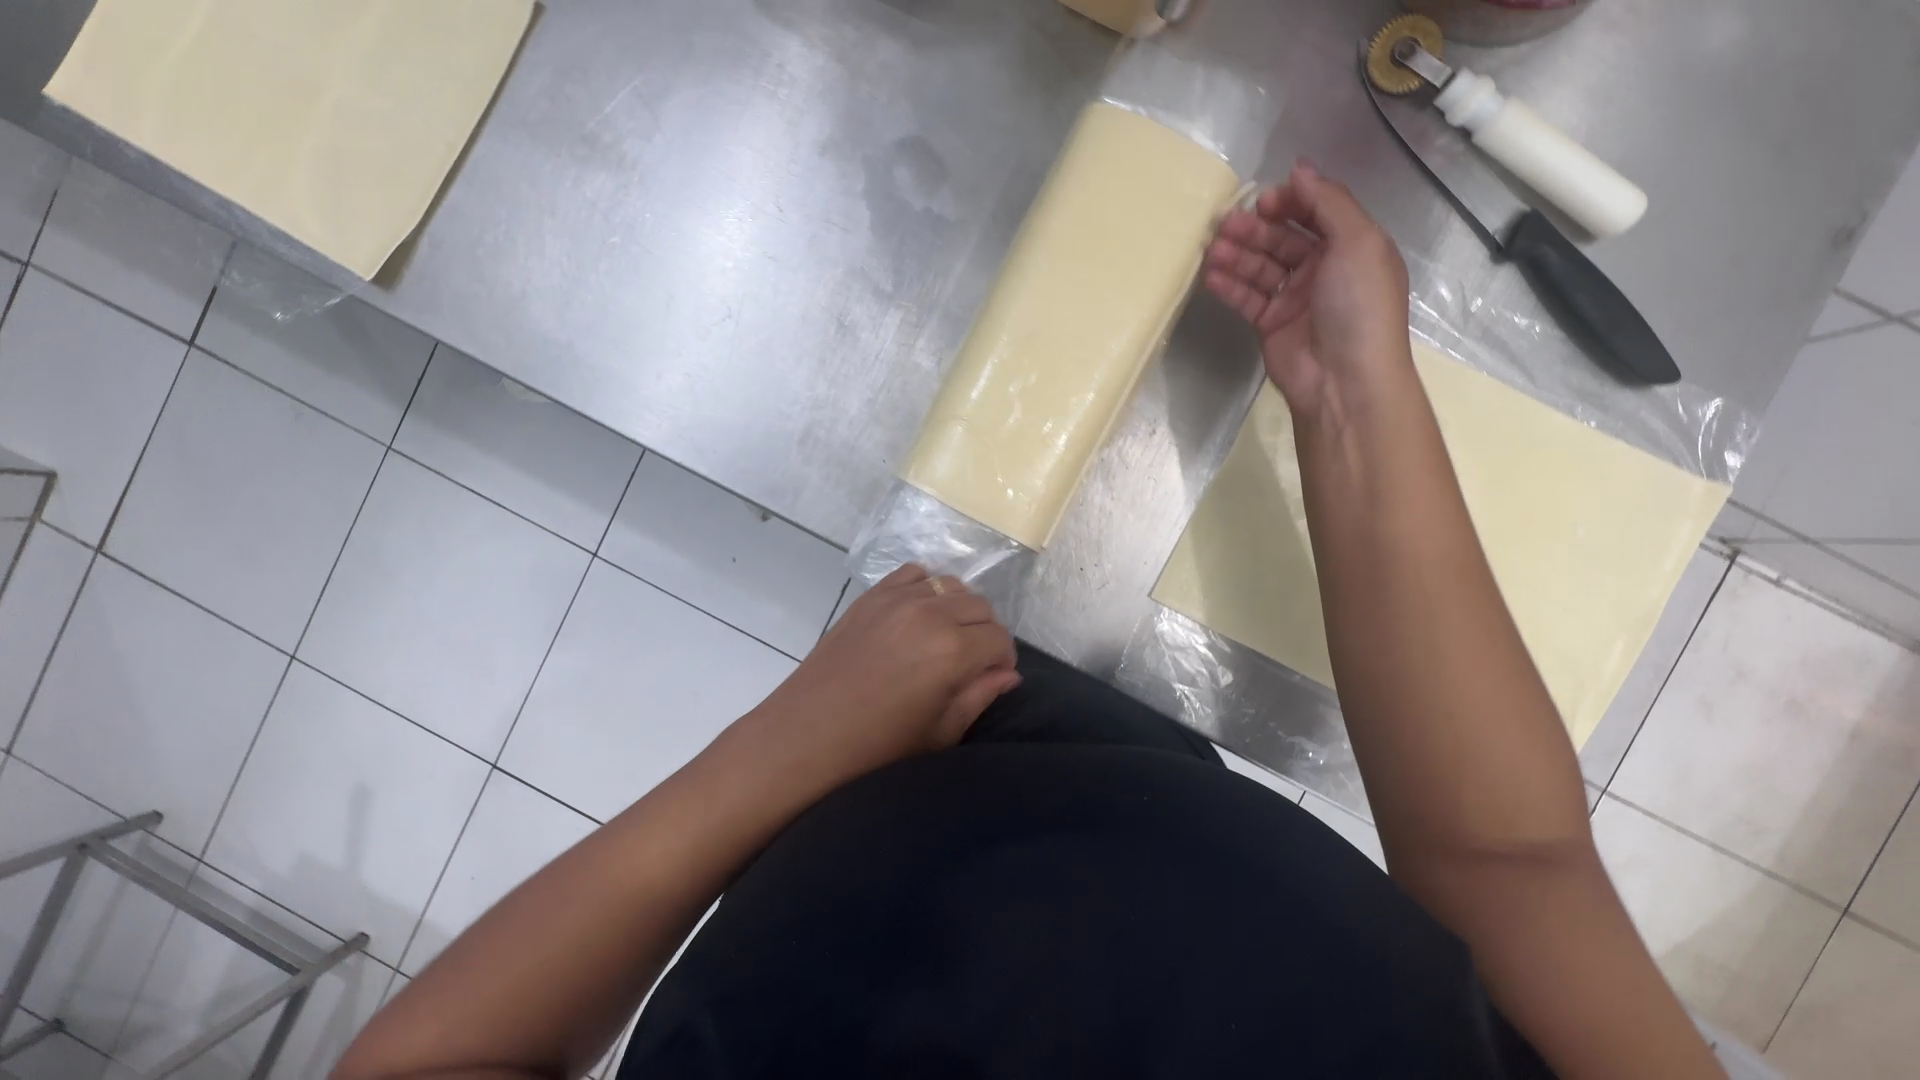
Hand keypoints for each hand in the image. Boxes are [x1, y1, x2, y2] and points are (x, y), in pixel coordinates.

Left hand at [738, 564, 1018, 788]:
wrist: (805, 736)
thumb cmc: (876, 747)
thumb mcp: (939, 732)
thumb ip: (979, 696)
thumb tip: (1007, 674)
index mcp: (951, 651)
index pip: (1000, 639)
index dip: (1002, 661)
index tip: (992, 678)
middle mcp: (929, 613)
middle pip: (981, 607)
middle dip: (984, 634)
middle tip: (970, 663)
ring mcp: (896, 599)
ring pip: (951, 585)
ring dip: (958, 609)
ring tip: (944, 639)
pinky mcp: (870, 596)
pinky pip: (913, 574)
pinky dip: (925, 588)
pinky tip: (918, 615)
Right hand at [1203, 161, 1412, 418]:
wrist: (1345, 378)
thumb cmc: (1359, 305)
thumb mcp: (1358, 241)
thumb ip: (1328, 201)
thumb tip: (1299, 168)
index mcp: (1352, 246)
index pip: (1316, 212)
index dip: (1290, 202)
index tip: (1264, 200)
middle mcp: (1324, 268)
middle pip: (1282, 238)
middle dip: (1255, 228)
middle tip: (1227, 223)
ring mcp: (1295, 297)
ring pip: (1260, 267)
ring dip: (1237, 255)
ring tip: (1213, 250)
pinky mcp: (1271, 324)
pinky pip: (1247, 297)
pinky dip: (1230, 286)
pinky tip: (1212, 277)